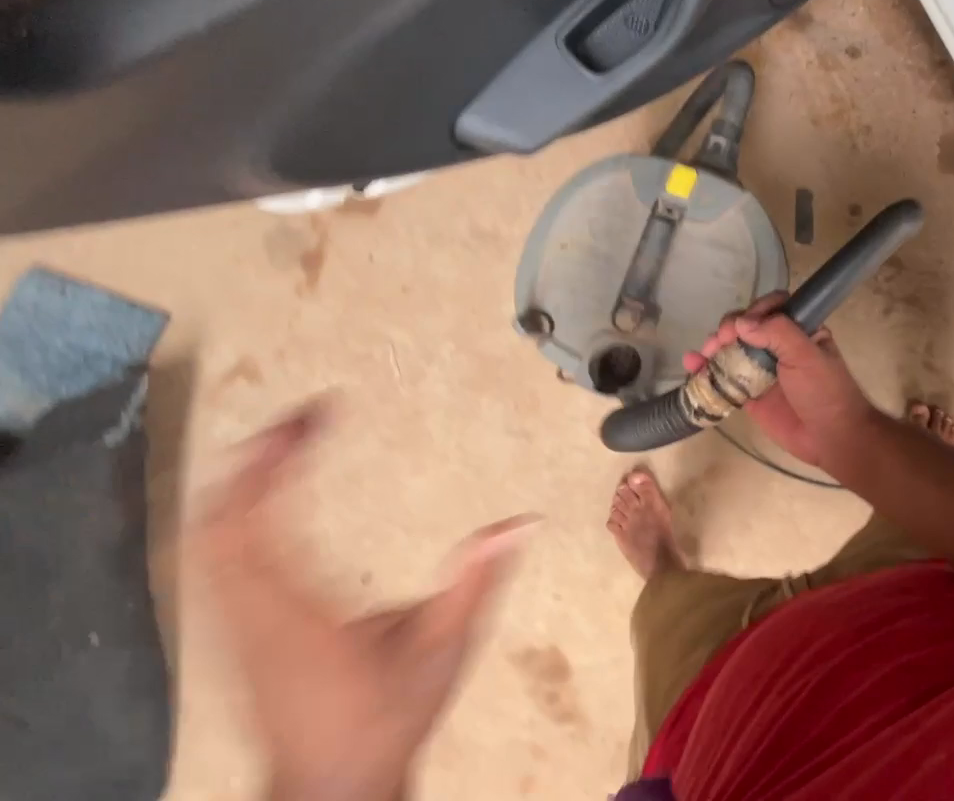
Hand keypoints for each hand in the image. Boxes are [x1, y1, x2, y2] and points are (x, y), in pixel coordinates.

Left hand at [195, 401, 535, 800]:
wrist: (333, 783)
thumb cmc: (387, 718)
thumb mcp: (445, 648)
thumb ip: (477, 580)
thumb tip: (518, 522)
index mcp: (294, 615)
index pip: (256, 522)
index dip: (275, 461)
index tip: (313, 418)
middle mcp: (250, 617)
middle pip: (217, 522)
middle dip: (253, 460)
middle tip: (299, 419)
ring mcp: (234, 629)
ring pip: (205, 541)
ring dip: (239, 485)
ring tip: (281, 444)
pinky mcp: (238, 635)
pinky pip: (216, 561)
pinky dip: (234, 515)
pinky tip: (261, 499)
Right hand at [682, 292, 877, 466]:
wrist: (830, 437)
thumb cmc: (824, 390)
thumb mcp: (807, 354)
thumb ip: (777, 332)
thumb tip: (740, 323)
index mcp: (801, 330)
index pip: (773, 307)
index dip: (755, 310)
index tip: (743, 324)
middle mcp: (780, 346)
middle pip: (747, 326)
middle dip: (729, 329)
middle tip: (720, 341)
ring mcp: (763, 369)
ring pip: (732, 349)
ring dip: (713, 346)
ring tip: (702, 354)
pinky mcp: (750, 394)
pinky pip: (725, 378)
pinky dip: (706, 370)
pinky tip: (692, 366)